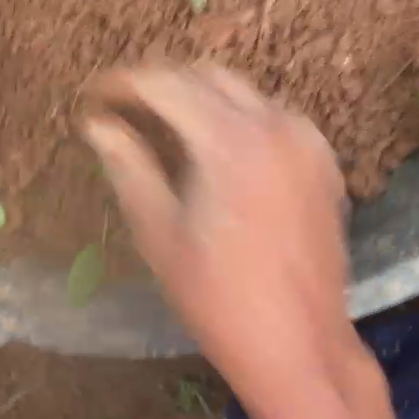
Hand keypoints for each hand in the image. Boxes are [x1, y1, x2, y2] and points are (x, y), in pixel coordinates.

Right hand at [81, 65, 357, 395]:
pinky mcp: (322, 164)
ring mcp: (307, 142)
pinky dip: (235, 120)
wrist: (298, 342)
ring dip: (199, 99)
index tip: (95, 96)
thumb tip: (99, 126)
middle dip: (162, 85)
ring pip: (242, 93)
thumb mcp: (158, 234)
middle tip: (124, 112)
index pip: (166, 84)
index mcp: (230, 141)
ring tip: (162, 131)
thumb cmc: (216, 297)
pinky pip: (271, 119)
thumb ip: (129, 168)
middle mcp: (276, 126)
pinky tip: (212, 153)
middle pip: (207, 76)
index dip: (124, 85)